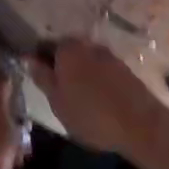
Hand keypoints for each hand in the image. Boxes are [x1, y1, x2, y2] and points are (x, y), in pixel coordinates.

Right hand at [27, 41, 168, 155]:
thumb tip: (29, 59)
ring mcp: (110, 56)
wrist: (140, 124)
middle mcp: (90, 45)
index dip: (39, 60)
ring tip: (78, 99)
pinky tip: (97, 99)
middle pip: (68, 51)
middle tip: (57, 92)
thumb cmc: (90, 115)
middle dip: (61, 66)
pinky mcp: (125, 69)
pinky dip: (96, 80)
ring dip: (80, 73)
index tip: (39, 79)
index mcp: (69, 50)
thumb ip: (43, 77)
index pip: (46, 45)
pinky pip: (102, 70)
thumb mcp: (57, 101)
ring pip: (86, 60)